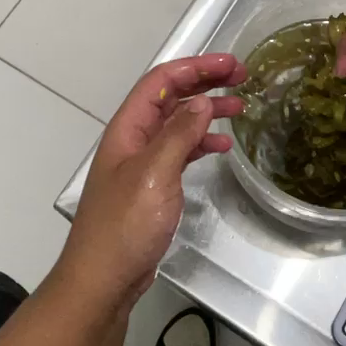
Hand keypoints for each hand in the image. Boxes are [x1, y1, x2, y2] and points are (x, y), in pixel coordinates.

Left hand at [53, 54, 243, 309]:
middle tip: (242, 77)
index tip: (231, 65)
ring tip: (240, 108)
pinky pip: (180, 151)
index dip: (196, 67)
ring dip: (207, 111)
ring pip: (178, 123)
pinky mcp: (153, 185)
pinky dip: (201, 142)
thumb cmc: (125, 225)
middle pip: (171, 97)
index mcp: (128, 128)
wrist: (103, 280)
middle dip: (204, 82)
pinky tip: (222, 145)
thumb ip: (179, 135)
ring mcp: (142, 162)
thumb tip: (202, 101)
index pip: (162, 82)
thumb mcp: (155, 174)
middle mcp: (134, 139)